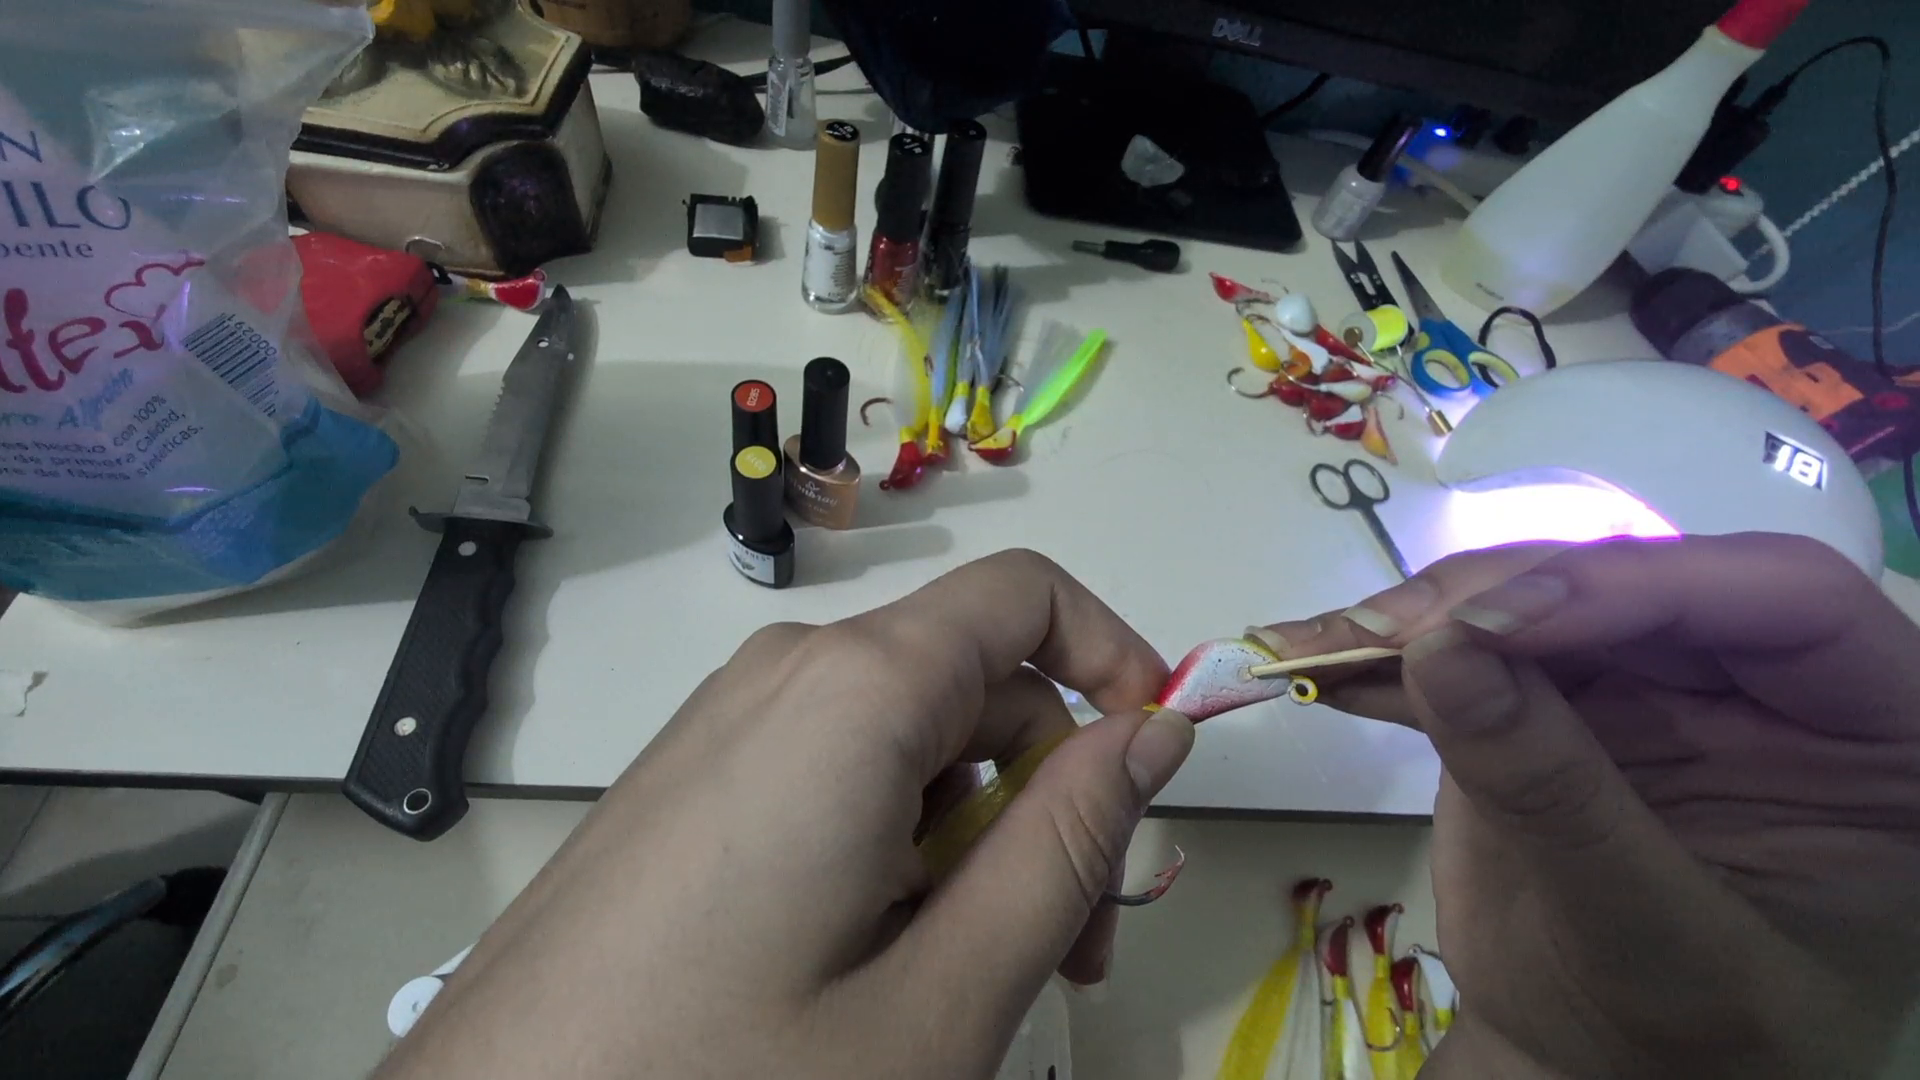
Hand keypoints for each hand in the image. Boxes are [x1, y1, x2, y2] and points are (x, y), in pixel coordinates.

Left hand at [376, 550, 1190, 1079]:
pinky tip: (882, 951)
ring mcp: (737, 718)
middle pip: (978, 682)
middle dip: (1048, 790)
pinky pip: (846, 765)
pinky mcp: (705, 771)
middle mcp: (791, 671)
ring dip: (977, 831)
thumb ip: (1067, 844)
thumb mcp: (943, 991)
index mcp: (855, 688)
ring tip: (970, 971)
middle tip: (1069, 943)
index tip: (1151, 768)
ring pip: (916, 735)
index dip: (1113, 657)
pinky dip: (902, 837)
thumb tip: (1153, 732)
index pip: (1026, 595)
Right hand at [1263, 533, 1919, 1078]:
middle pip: (1609, 585)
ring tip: (1307, 648)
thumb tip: (1436, 650)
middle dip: (1476, 600)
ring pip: (1507, 606)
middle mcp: (1742, 688)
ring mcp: (1624, 687)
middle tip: (1371, 634)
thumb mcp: (1644, 933)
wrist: (1590, 1058)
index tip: (1482, 624)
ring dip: (1399, 623)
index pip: (1772, 600)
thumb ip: (1551, 790)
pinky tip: (1307, 667)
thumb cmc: (1675, 1036)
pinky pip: (1447, 656)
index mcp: (1864, 738)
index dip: (1627, 587)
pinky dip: (1371, 662)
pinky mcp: (1527, 699)